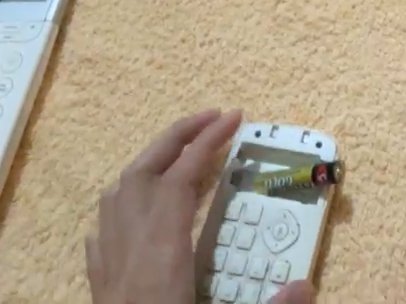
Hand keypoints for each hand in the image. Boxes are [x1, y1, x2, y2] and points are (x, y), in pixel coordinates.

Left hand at [88, 110, 316, 303]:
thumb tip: (306, 286)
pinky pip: (104, 229)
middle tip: (215, 118)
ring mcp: (107, 274)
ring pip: (116, 197)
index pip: (181, 181)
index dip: (207, 143)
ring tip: (184, 151)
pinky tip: (142, 208)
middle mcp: (126, 258)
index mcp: (159, 263)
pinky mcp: (99, 292)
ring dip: (151, 162)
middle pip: (141, 175)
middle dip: (176, 137)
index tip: (235, 117)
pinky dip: (126, 201)